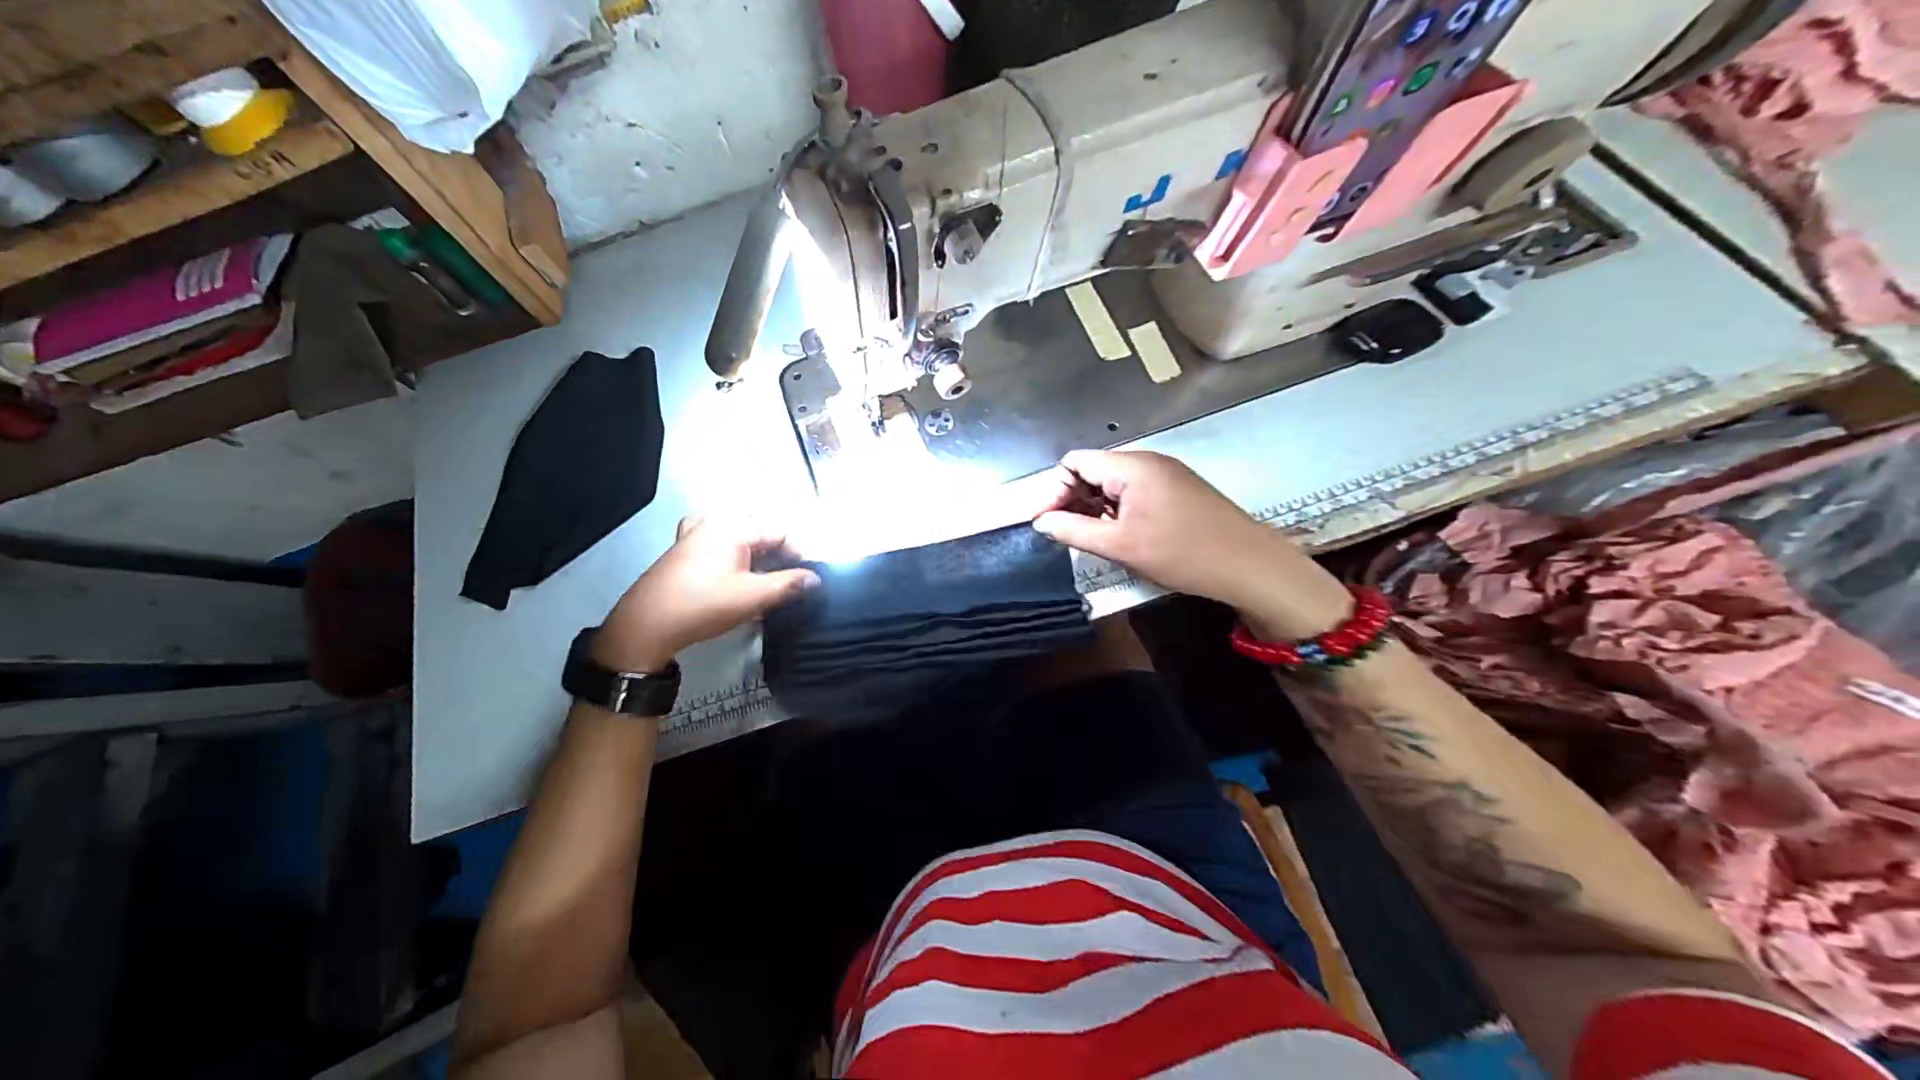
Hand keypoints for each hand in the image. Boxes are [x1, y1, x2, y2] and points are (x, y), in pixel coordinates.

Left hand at [592, 517, 819, 671]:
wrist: (646, 625)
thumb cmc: (702, 605)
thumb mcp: (753, 597)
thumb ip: (789, 585)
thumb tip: (815, 579)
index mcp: (733, 526)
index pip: (782, 532)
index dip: (801, 555)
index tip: (811, 579)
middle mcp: (714, 523)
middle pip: (761, 534)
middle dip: (781, 558)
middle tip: (793, 585)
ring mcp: (695, 535)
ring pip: (741, 541)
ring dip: (759, 560)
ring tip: (768, 584)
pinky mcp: (684, 552)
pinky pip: (720, 547)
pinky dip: (735, 558)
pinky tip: (737, 575)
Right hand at [1031, 450, 1351, 638]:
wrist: (1249, 565)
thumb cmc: (1182, 554)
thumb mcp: (1120, 545)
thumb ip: (1074, 530)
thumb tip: (1041, 522)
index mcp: (1131, 466)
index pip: (1075, 463)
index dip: (1054, 490)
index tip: (1045, 522)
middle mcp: (1148, 461)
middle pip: (1093, 469)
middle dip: (1072, 498)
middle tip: (1061, 532)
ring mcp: (1166, 473)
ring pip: (1113, 482)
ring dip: (1094, 506)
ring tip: (1088, 537)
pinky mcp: (1178, 489)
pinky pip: (1134, 490)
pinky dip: (1117, 508)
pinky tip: (1117, 533)